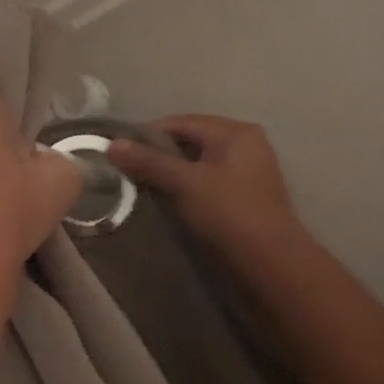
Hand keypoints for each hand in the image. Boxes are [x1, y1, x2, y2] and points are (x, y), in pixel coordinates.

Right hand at [108, 114, 304, 252]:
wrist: (271, 262)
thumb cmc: (229, 213)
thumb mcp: (185, 183)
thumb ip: (149, 162)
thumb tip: (113, 144)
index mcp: (235, 132)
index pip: (181, 122)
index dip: (147, 134)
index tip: (120, 152)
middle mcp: (245, 143)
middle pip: (191, 139)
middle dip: (159, 153)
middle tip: (128, 170)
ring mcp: (248, 170)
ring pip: (198, 161)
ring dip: (171, 171)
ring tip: (143, 185)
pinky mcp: (245, 194)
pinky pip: (207, 180)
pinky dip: (186, 185)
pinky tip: (168, 199)